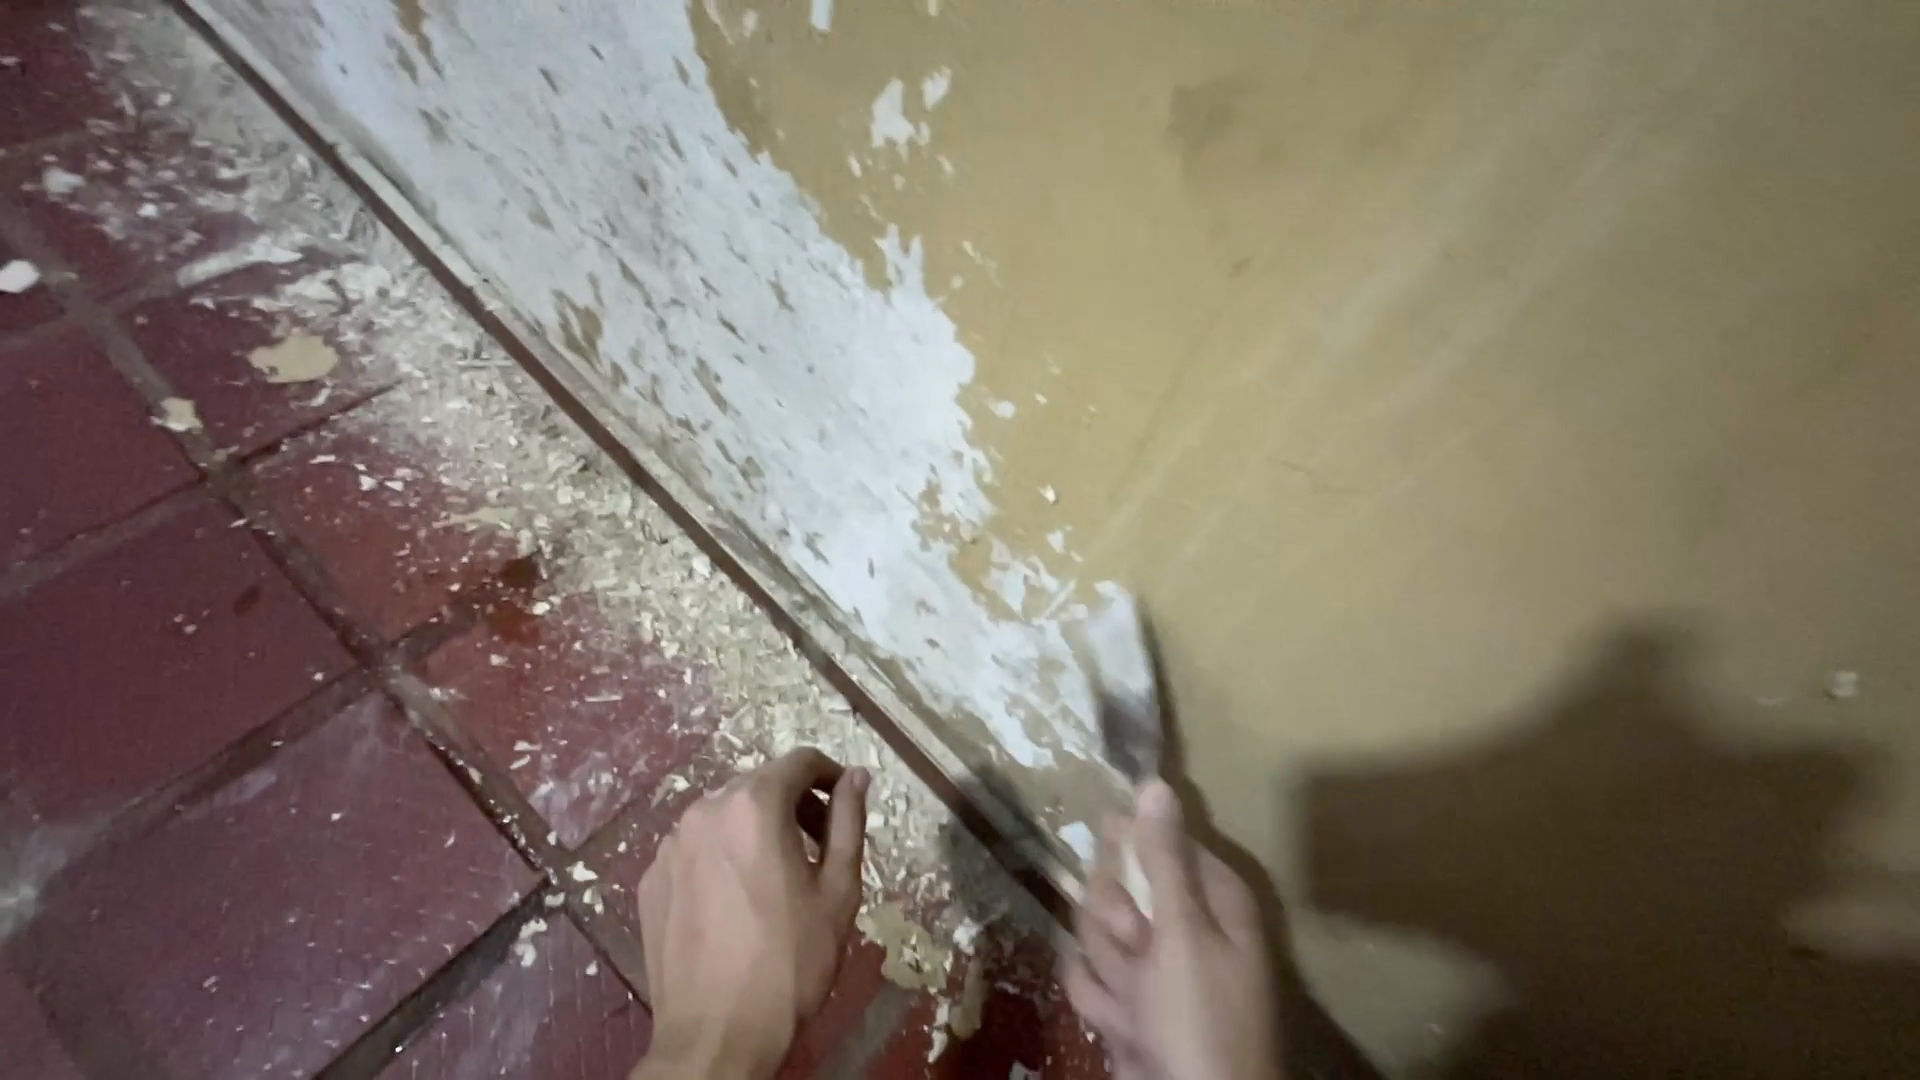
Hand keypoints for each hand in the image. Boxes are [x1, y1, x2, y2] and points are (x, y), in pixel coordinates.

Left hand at [631, 748, 869, 1079]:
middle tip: (819, 848)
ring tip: (777, 877)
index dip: (830, 775)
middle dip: (796, 804)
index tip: (845, 803)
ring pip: (726, 815)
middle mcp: (706, 809)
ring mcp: (671, 845)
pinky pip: (697, 847)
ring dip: (757, 829)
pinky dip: (723, 855)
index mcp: (755, 804)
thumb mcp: (838, 888)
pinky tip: (735, 901)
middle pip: (761, 785)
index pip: (801, 761)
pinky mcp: (652, 878)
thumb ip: (849, 820)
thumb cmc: (790, 961)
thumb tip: (856, 776)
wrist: (715, 1039)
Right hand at [1065, 780, 1282, 1079]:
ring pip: (1094, 930)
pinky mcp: (1125, 996)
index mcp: (1207, 895)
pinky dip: (1101, 1002)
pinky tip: (1124, 1027)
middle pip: (1115, 882)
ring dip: (1108, 969)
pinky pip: (1087, 973)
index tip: (1119, 872)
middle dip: (1112, 921)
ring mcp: (1150, 963)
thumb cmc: (1199, 1018)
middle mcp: (1179, 920)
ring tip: (1136, 1004)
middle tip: (1136, 946)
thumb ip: (1161, 856)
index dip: (1129, 855)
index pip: (1152, 839)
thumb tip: (1154, 781)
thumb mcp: (1181, 931)